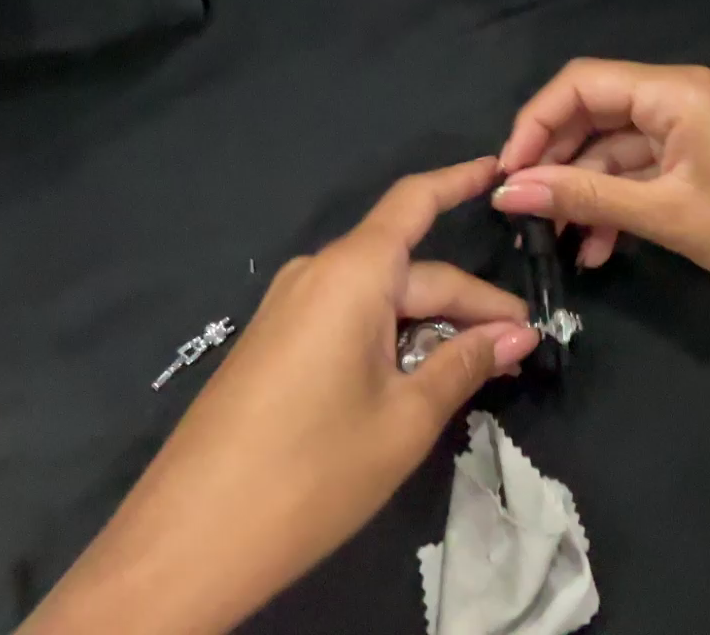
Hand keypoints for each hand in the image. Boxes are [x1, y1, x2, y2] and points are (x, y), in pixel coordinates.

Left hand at [23, 158, 539, 634]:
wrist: (187, 541)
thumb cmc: (311, 471)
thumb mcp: (405, 419)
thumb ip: (466, 364)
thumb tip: (519, 335)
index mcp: (352, 273)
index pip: (416, 203)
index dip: (460, 181)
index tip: (501, 169)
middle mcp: (318, 275)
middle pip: (412, 272)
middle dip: (469, 305)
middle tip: (522, 348)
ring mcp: (290, 310)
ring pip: (382, 300)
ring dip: (433, 326)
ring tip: (482, 368)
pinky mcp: (276, 345)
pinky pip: (350, 322)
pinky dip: (395, 340)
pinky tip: (421, 379)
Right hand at [493, 59, 709, 315]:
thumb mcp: (666, 215)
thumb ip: (583, 196)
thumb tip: (508, 191)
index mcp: (674, 91)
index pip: (580, 84)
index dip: (534, 123)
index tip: (508, 174)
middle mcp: (678, 95)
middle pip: (592, 112)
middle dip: (555, 161)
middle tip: (525, 211)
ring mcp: (689, 125)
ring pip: (613, 146)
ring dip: (584, 190)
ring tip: (558, 241)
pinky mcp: (698, 154)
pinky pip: (641, 168)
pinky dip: (617, 200)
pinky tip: (598, 247)